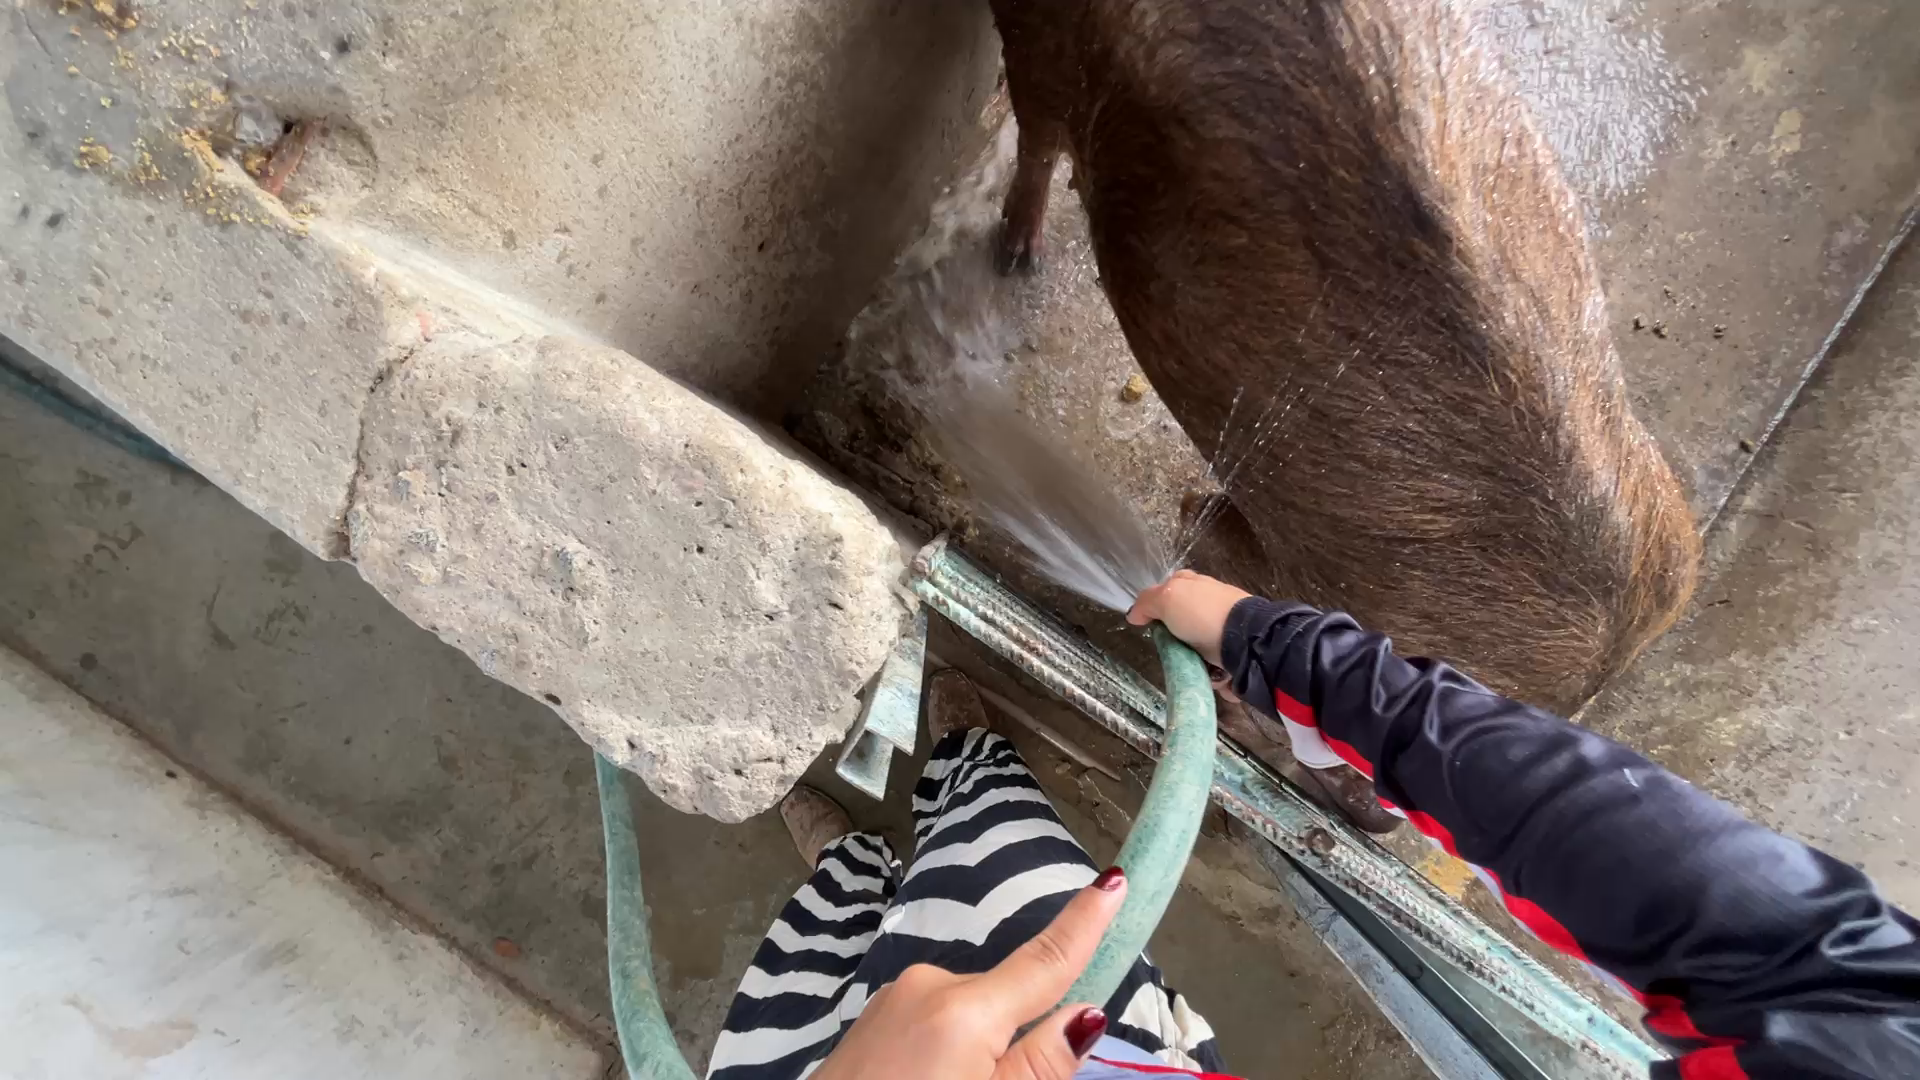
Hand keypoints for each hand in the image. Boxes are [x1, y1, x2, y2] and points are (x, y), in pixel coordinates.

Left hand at [812, 867, 1126, 1079]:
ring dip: (978, 1051)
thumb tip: (1086, 1011)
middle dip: (1019, 1040)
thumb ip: (1040, 1067)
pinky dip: (946, 1052)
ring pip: (968, 1015)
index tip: (1114, 878)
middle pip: (1004, 1000)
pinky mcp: (874, 1014)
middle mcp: (931, 983)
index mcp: (966, 1009)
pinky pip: (934, 1022)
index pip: (1044, 959)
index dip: (1085, 921)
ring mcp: (896, 995)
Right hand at [1127, 570, 1250, 667]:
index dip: (1158, 604)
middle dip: (1177, 638)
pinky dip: (1217, 673)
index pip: (1170, 587)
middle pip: (1183, 622)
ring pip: (1200, 645)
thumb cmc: (1203, 614)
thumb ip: (1146, 603)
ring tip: (1197, 668)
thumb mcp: (1166, 599)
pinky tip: (1216, 675)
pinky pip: (1220, 665)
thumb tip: (1134, 615)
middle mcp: (1211, 602)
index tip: (1152, 623)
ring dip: (1196, 659)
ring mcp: (1227, 627)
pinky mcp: (1240, 651)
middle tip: (1173, 648)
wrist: (1248, 641)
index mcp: (1195, 584)